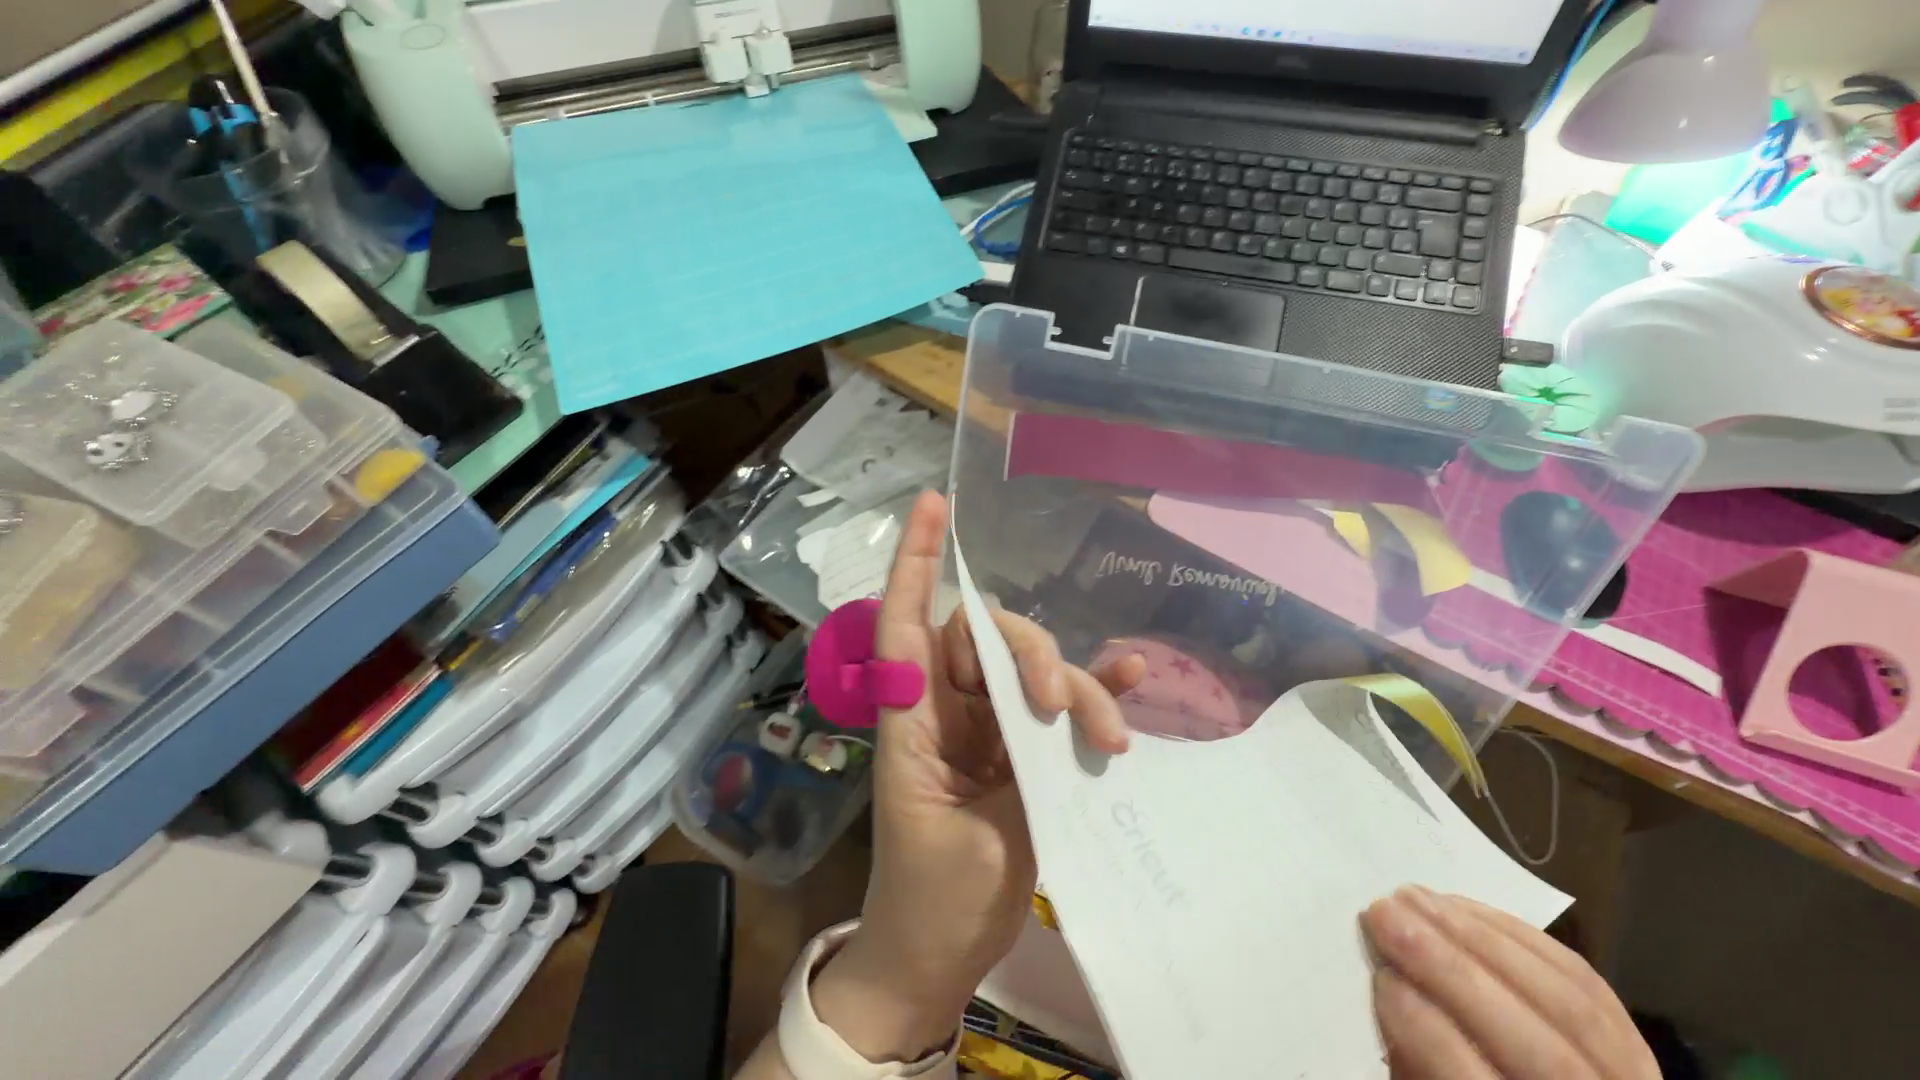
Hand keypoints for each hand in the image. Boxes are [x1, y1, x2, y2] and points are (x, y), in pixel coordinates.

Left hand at [812, 491, 1144, 1061]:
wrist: (935, 956)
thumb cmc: (935, 899)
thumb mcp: (973, 836)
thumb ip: (1016, 771)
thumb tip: (1053, 723)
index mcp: (915, 722)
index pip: (905, 626)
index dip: (913, 564)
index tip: (930, 505)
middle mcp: (951, 713)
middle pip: (987, 642)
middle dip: (1029, 654)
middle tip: (1056, 708)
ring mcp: (991, 734)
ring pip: (1031, 675)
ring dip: (1073, 689)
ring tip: (1108, 742)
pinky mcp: (1026, 759)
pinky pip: (1060, 711)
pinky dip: (1093, 693)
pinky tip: (1129, 677)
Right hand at [1363, 888, 1658, 1079]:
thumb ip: (1415, 1059)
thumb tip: (1390, 986)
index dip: (1430, 1033)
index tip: (1381, 978)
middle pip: (1537, 1045)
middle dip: (1449, 969)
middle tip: (1384, 914)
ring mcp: (1632, 1079)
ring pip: (1566, 1003)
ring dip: (1478, 936)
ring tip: (1413, 897)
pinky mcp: (1636, 1043)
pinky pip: (1583, 980)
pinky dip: (1518, 934)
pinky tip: (1462, 906)